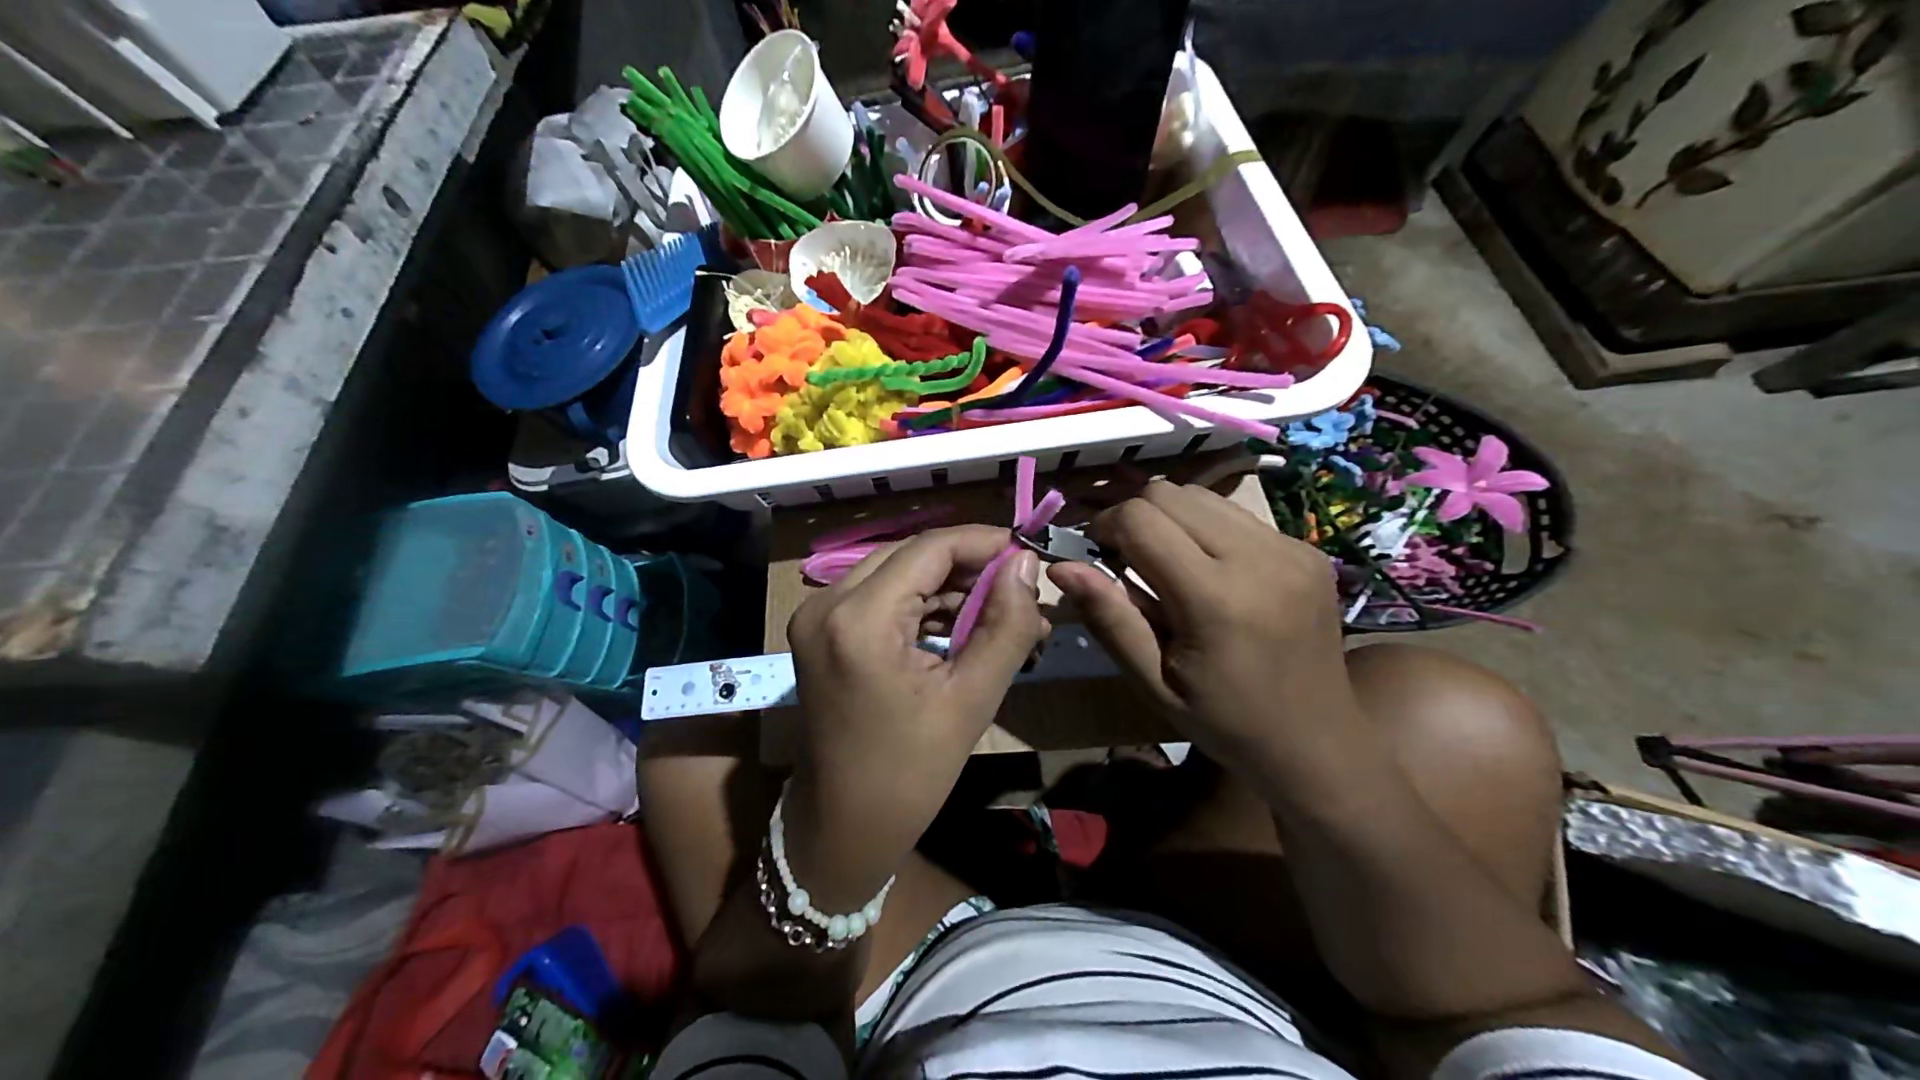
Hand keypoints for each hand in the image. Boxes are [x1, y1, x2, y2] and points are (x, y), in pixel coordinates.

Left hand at [783, 525, 1045, 908]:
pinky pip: (880, 597)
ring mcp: (818, 615)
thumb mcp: (971, 699)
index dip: (984, 543)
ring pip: (897, 573)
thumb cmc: (909, 773)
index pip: (930, 548)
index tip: (1029, 555)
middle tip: (1021, 589)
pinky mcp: (821, 630)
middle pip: (911, 556)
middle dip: (970, 566)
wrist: (842, 825)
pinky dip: (922, 604)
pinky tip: (964, 624)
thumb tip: (1025, 564)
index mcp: (859, 618)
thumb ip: (1006, 625)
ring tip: (1004, 611)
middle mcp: (827, 603)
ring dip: (949, 586)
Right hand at [1048, 481, 1361, 767]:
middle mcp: (1259, 559)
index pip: (1140, 519)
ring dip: (1170, 519)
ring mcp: (1290, 548)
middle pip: (1168, 494)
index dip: (1105, 528)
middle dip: (1134, 517)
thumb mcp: (1152, 682)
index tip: (1098, 556)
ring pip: (1201, 496)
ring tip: (1166, 563)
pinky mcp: (1307, 548)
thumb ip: (1109, 618)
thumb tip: (1060, 566)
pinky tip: (1209, 569)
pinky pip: (1236, 514)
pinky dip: (1206, 530)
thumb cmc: (1223, 721)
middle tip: (1127, 559)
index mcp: (1216, 599)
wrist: (1316, 739)